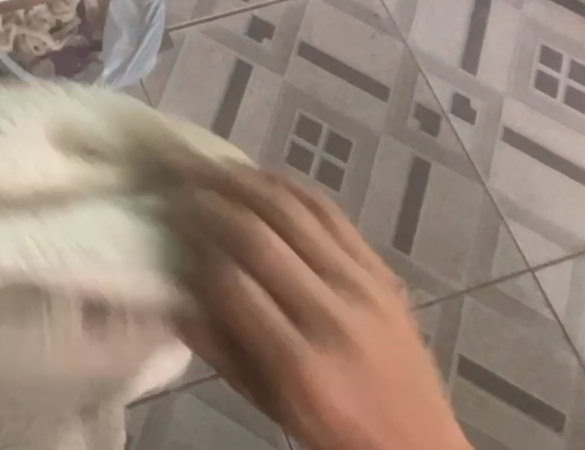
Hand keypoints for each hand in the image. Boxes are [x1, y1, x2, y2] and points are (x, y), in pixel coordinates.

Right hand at [169, 164, 467, 449]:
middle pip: (257, 237)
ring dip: (241, 181)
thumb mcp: (262, 398)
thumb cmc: (327, 427)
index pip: (229, 282)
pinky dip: (287, 185)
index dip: (191, 245)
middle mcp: (332, 318)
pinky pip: (329, 212)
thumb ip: (212, 343)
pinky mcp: (381, 270)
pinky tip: (256, 174)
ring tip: (205, 163)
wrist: (421, 447)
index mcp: (298, 364)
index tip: (164, 221)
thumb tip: (168, 287)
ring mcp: (363, 288)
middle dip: (207, 200)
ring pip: (292, 212)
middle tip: (173, 177)